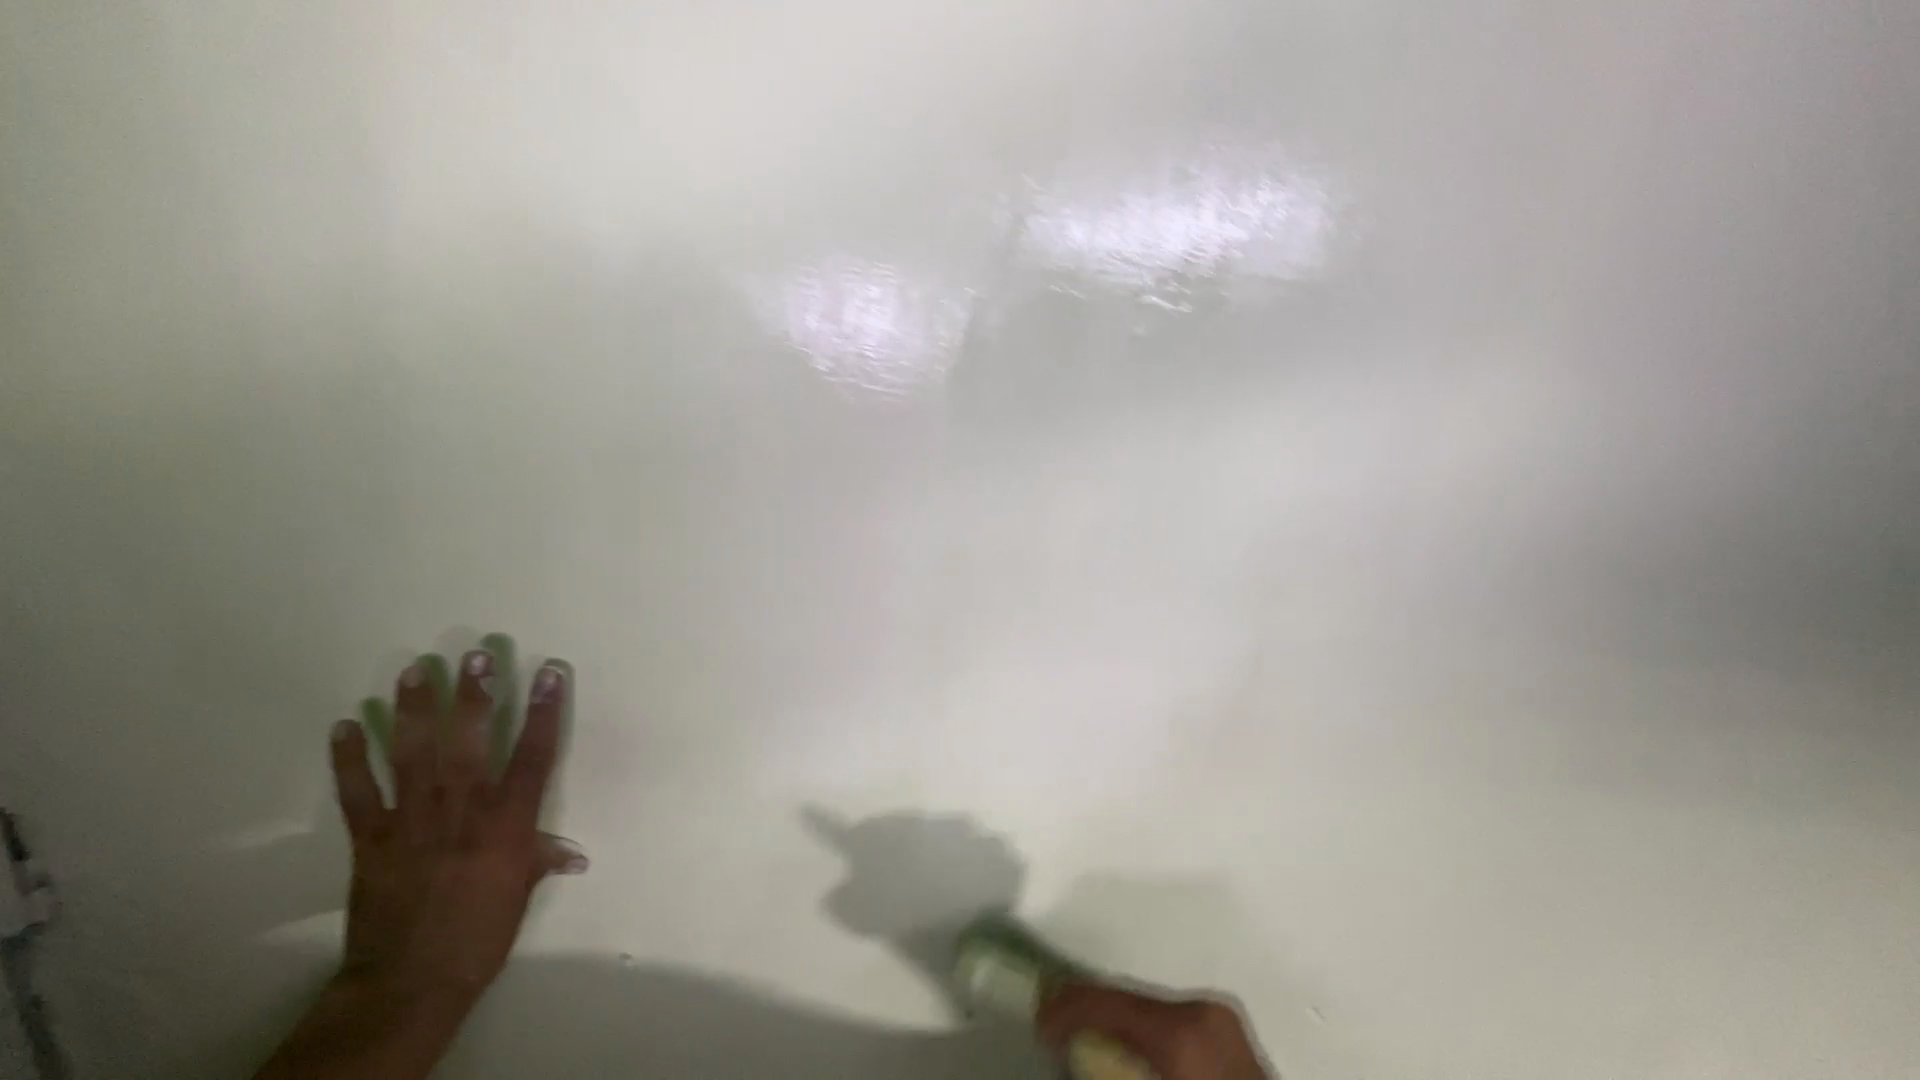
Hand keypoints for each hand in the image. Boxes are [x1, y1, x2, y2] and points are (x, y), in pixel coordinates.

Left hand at [254, 648, 584, 1078]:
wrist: (412, 979)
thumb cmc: (481, 934)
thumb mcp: (521, 894)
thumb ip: (541, 859)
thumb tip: (574, 853)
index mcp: (507, 823)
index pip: (534, 755)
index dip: (544, 711)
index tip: (549, 673)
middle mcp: (462, 810)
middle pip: (470, 741)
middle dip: (474, 695)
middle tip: (473, 654)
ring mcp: (412, 820)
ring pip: (413, 754)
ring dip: (413, 710)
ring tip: (414, 670)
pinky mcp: (370, 838)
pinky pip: (358, 792)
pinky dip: (349, 759)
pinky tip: (346, 725)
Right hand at [1038, 982, 1271, 1079]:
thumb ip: (1102, 1072)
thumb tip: (1071, 1062)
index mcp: (1180, 1033)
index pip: (1105, 1001)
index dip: (1064, 1010)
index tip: (1038, 1028)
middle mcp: (1202, 1013)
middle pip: (1126, 1001)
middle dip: (1087, 1018)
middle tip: (1055, 1038)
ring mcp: (1223, 1024)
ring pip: (1149, 1013)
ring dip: (1116, 1029)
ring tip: (1088, 1050)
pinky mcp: (1233, 1040)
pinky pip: (1174, 1026)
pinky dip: (1144, 1039)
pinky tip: (1130, 1061)